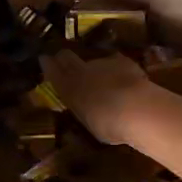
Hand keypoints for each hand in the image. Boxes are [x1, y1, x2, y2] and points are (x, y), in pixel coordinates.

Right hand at [42, 50, 158, 145]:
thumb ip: (82, 108)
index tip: (44, 59)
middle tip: (63, 59)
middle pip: (66, 56)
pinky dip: (116, 68)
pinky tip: (124, 77)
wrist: (137, 109)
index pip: (51, 69)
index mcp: (67, 87)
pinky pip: (115, 62)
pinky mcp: (122, 61)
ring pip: (92, 59)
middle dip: (63, 57)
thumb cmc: (107, 124)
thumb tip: (83, 105)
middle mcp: (80, 71)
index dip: (47, 63)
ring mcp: (101, 63)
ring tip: (101, 75)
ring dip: (94, 66)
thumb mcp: (87, 120)